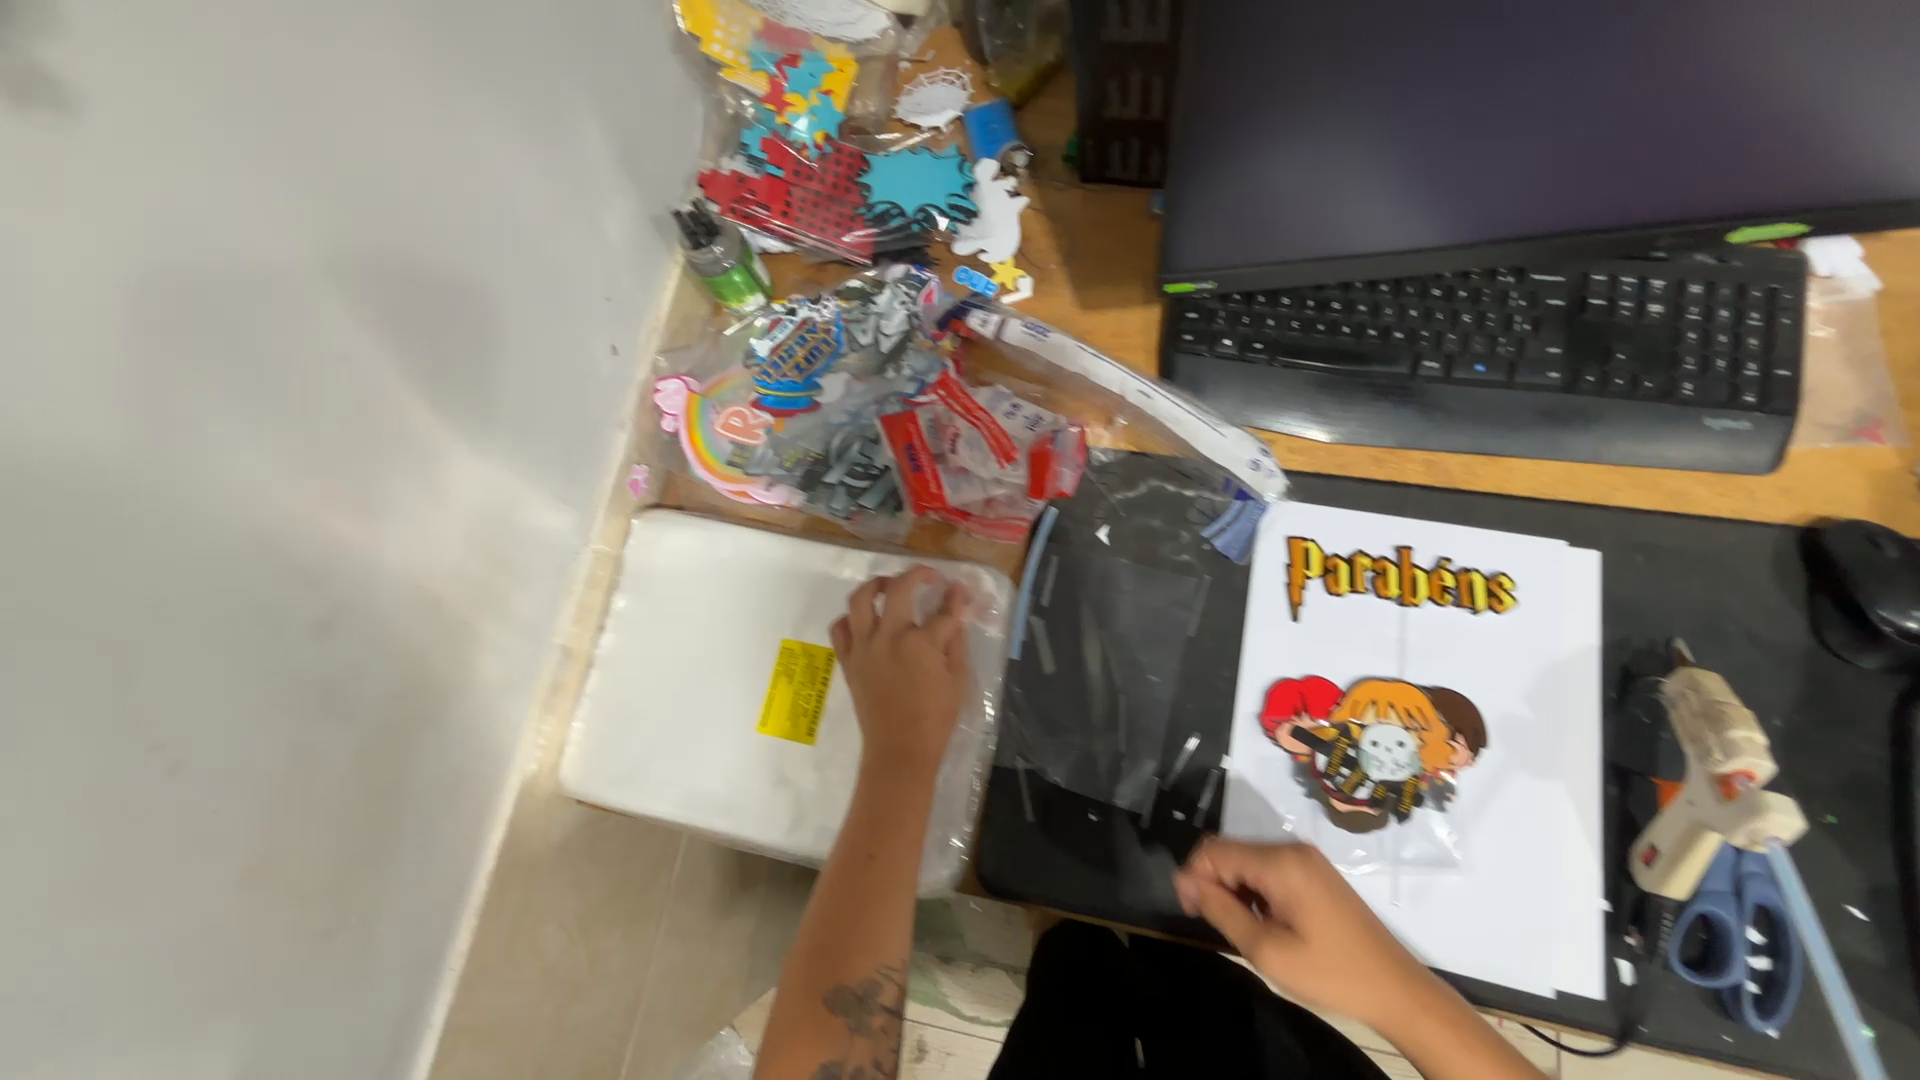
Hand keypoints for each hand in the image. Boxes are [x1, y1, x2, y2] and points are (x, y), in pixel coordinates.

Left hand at [830, 567, 972, 773]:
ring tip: (889, 587)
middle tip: (928, 577)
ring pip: (860, 599)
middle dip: (916, 574)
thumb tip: (957, 615)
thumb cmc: (935, 719)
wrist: (899, 751)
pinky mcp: (848, 661)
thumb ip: (956, 642)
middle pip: (899, 589)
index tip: (959, 588)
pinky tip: (865, 620)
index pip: (944, 610)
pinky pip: (840, 629)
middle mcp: (889, 637)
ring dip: (876, 585)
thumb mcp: (958, 680)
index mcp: (921, 643)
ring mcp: (864, 648)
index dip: (956, 597)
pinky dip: (850, 618)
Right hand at [1173, 838, 1436, 1028]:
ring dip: (1234, 888)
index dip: (1193, 876)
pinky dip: (1254, 889)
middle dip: (1213, 882)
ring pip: (1247, 860)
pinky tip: (1264, 920)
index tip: (1191, 912)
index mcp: (1280, 862)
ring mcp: (1306, 859)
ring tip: (1242, 927)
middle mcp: (1292, 849)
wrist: (1397, 989)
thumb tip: (1185, 881)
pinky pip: (1268, 869)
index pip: (1214, 850)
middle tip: (1214, 924)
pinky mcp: (1315, 872)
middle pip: (1230, 851)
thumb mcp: (1266, 950)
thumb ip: (1221, 910)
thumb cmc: (1330, 972)